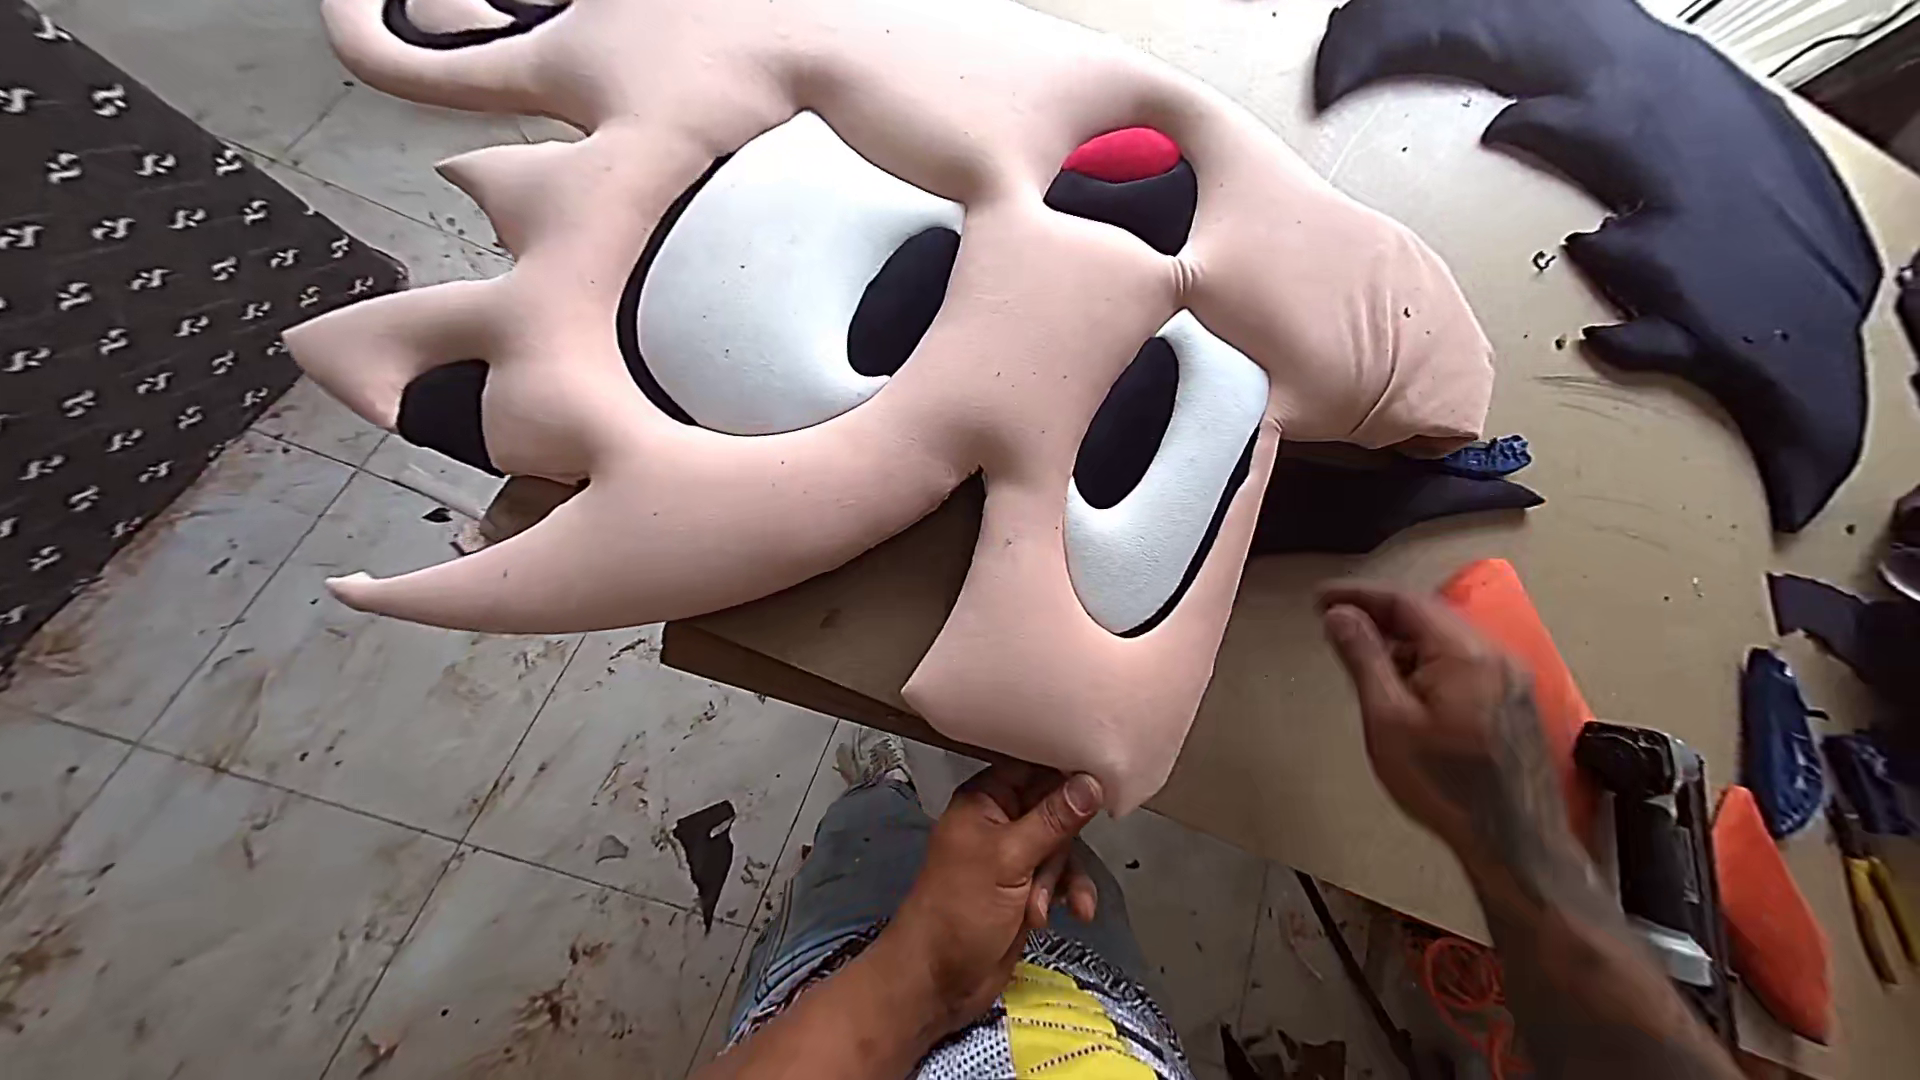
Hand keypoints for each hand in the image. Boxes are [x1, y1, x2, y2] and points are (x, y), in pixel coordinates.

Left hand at [870, 763, 1103, 1034]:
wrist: (939, 982)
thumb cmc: (961, 908)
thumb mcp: (1009, 858)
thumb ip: (1054, 819)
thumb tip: (1092, 781)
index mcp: (985, 797)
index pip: (1031, 765)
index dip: (1064, 768)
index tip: (1101, 771)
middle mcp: (1001, 818)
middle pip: (1053, 805)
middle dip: (1061, 840)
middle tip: (1051, 863)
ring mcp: (1015, 853)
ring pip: (1060, 844)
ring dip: (1060, 875)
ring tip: (1040, 906)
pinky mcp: (1027, 885)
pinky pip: (1061, 875)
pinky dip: (1068, 892)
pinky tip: (1076, 913)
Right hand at [1317, 582, 1566, 867]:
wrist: (1510, 843)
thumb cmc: (1445, 784)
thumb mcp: (1386, 716)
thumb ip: (1362, 657)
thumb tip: (1340, 616)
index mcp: (1466, 656)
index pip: (1405, 602)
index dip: (1357, 595)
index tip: (1322, 598)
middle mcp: (1495, 659)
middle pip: (1427, 614)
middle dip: (1377, 613)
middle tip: (1335, 619)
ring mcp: (1508, 680)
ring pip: (1442, 637)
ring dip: (1398, 636)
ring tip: (1360, 651)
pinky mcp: (1509, 700)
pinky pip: (1458, 659)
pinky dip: (1421, 656)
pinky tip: (1398, 678)